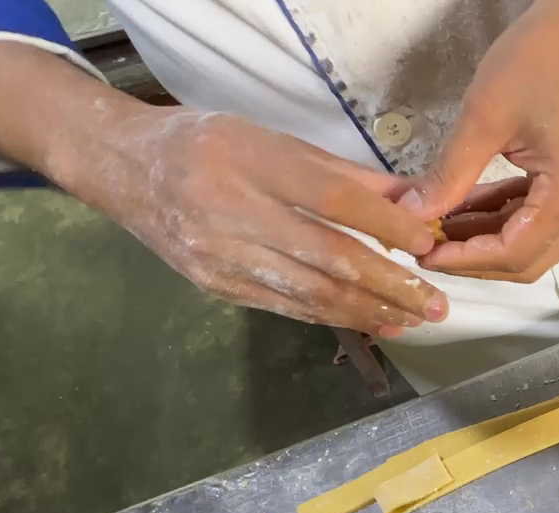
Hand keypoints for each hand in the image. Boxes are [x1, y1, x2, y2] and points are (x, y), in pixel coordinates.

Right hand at [71, 110, 447, 334]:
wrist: (120, 166)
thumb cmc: (212, 147)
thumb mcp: (275, 143)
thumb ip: (348, 178)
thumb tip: (417, 205)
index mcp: (248, 160)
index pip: (333, 199)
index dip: (387, 225)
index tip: (430, 245)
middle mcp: (230, 208)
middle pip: (329, 257)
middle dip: (392, 287)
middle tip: (438, 306)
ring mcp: (219, 254)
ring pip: (313, 293)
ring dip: (373, 311)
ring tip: (415, 320)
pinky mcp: (217, 285)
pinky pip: (291, 308)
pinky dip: (340, 318)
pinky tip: (377, 323)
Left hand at [414, 0, 558, 281]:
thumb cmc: (543, 61)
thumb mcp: (485, 116)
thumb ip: (449, 173)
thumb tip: (413, 212)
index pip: (513, 252)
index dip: (465, 260)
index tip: (423, 254)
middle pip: (525, 261)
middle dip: (474, 258)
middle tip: (427, 244)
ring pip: (531, 247)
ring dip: (485, 241)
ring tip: (439, 225)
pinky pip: (538, 224)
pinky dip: (502, 222)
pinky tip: (466, 210)